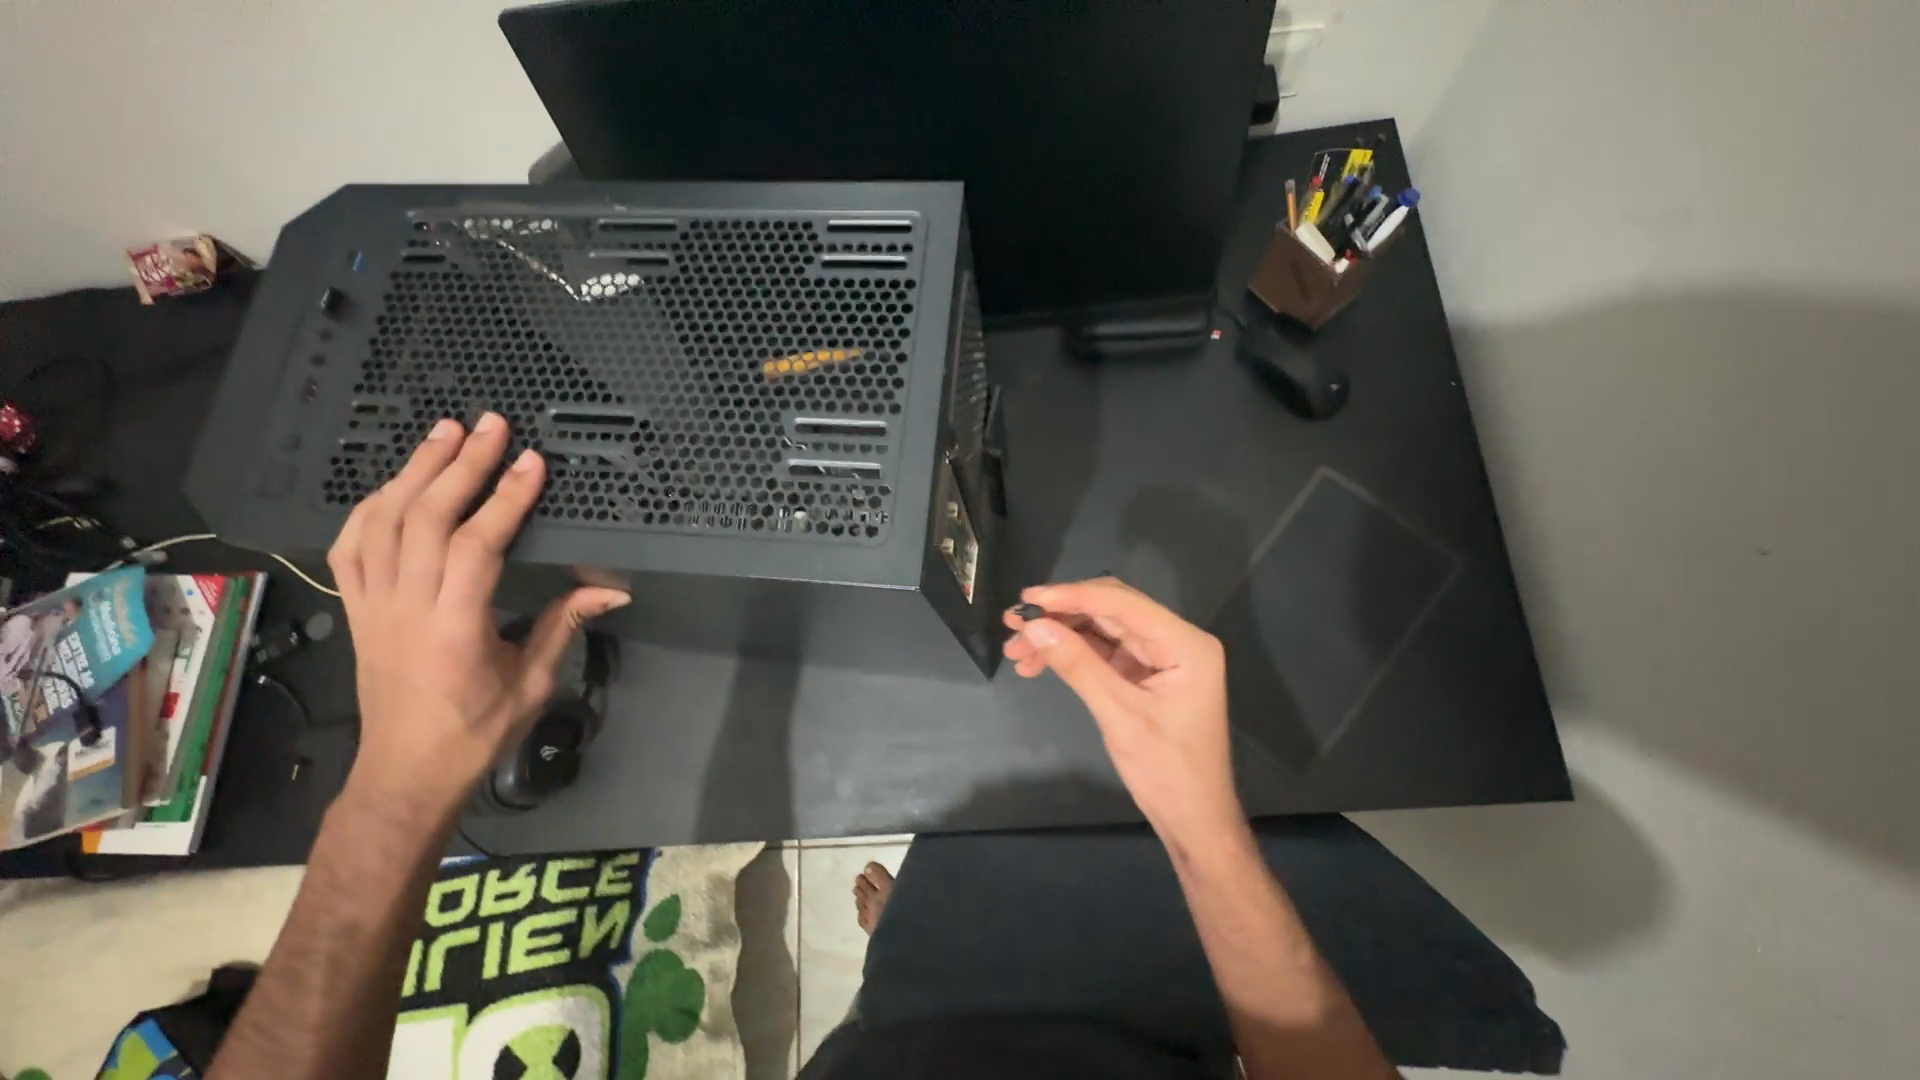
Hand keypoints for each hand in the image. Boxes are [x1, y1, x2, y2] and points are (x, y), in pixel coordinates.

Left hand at [327, 413, 630, 814]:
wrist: (405, 773)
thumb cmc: (477, 732)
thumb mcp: (534, 683)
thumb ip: (565, 625)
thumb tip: (613, 589)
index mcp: (454, 627)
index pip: (478, 546)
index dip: (505, 499)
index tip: (531, 462)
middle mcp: (405, 607)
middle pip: (425, 519)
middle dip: (460, 466)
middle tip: (489, 426)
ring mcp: (372, 605)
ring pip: (382, 522)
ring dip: (414, 472)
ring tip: (444, 434)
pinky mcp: (356, 608)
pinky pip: (350, 546)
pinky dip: (370, 507)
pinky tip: (394, 484)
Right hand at [1004, 578, 1243, 847]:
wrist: (1193, 819)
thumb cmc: (1167, 771)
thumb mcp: (1119, 715)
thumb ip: (1077, 665)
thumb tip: (1034, 627)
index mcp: (1185, 644)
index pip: (1122, 604)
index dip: (1073, 596)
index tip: (1029, 599)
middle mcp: (1175, 641)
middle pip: (1110, 611)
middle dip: (1061, 615)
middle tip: (1014, 623)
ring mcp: (1159, 658)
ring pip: (1101, 630)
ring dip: (1060, 635)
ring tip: (1016, 649)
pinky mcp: (1144, 674)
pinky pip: (1102, 652)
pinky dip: (1071, 655)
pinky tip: (1037, 663)